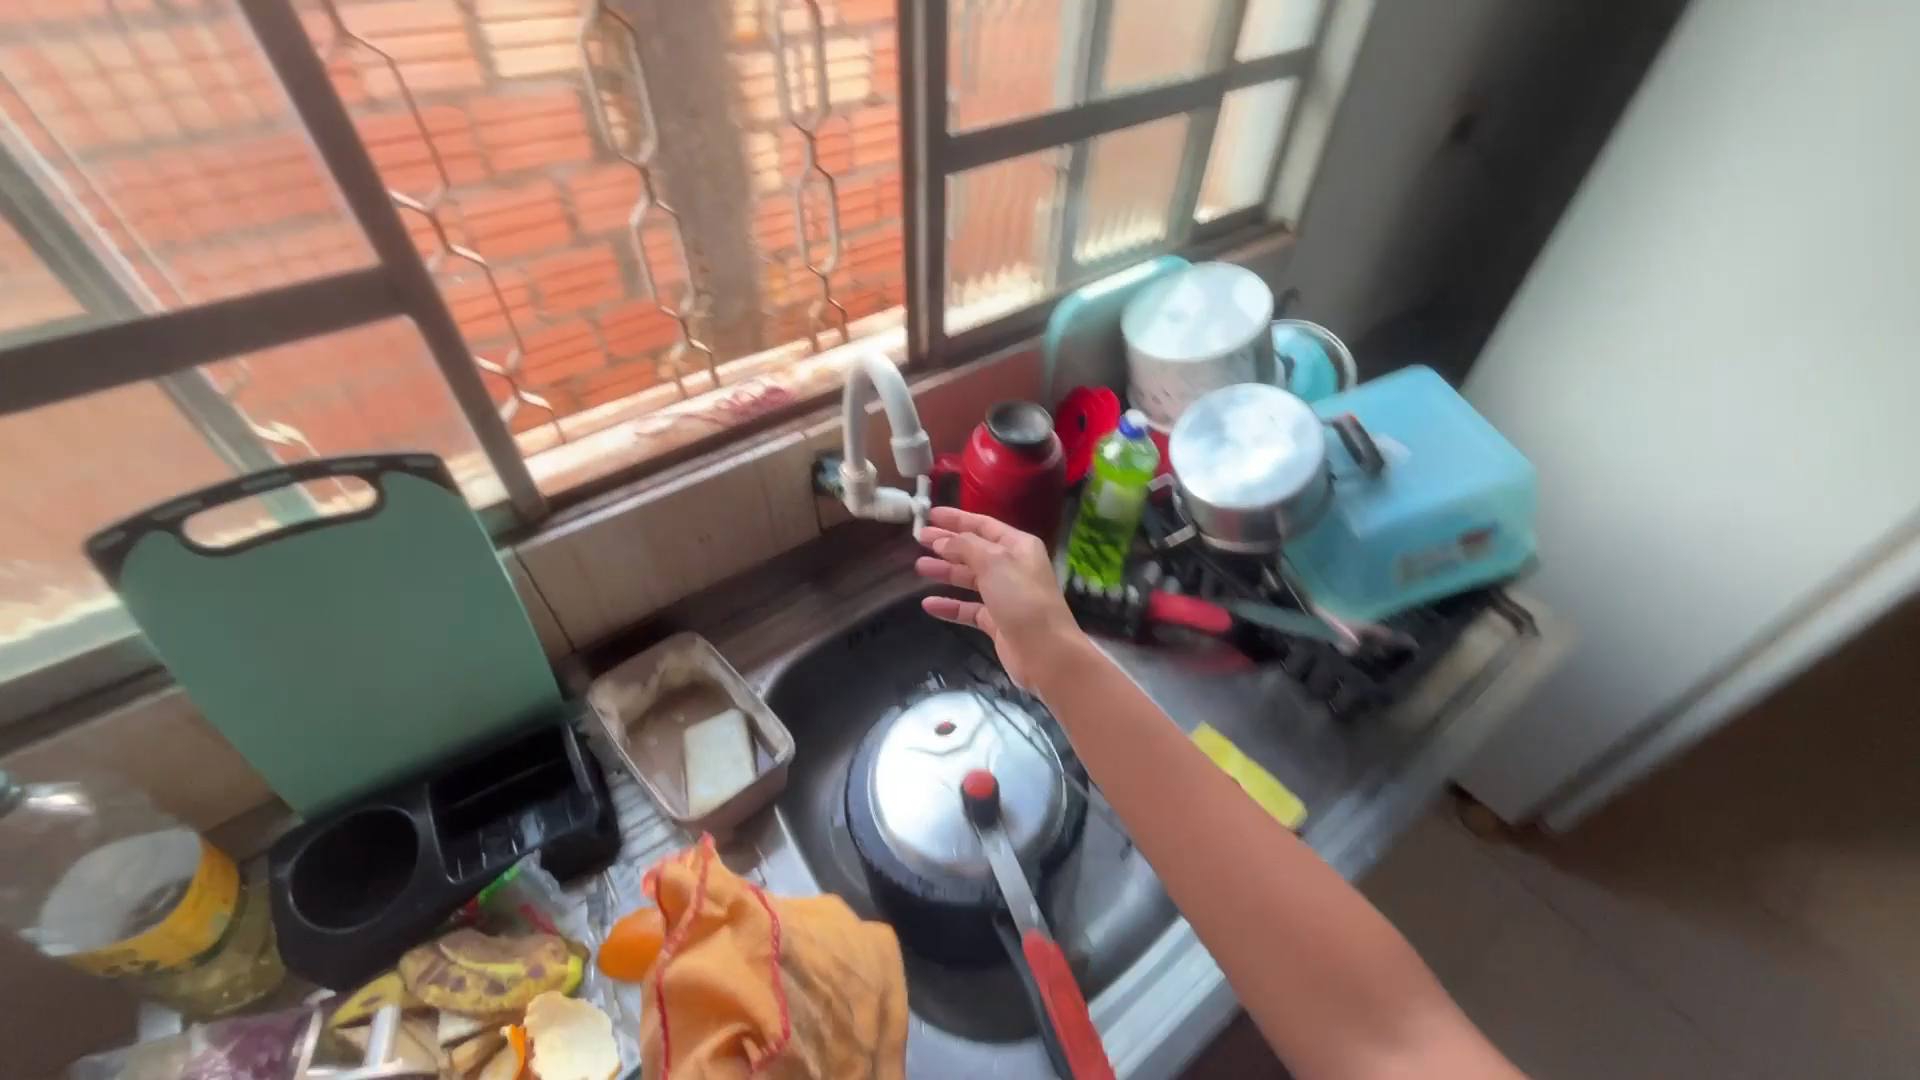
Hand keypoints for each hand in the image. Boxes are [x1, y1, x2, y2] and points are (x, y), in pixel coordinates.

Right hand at [914, 506, 1088, 689]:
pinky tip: (928, 604)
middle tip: (919, 539)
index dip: (956, 519)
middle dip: (947, 544)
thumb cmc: (1022, 599)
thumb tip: (943, 541)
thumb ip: (966, 546)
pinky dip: (950, 606)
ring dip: (946, 572)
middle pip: (975, 551)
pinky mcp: (998, 622)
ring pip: (970, 579)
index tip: (930, 515)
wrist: (1046, 652)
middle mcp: (1013, 568)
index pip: (983, 525)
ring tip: (920, 567)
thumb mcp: (994, 562)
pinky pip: (969, 609)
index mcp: (1018, 547)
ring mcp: (1005, 596)